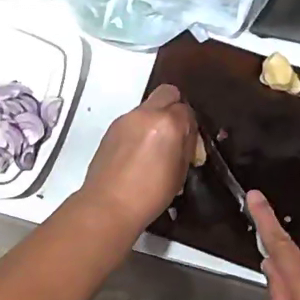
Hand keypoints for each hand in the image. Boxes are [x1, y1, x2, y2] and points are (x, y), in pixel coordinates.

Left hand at [80, 84, 197, 232]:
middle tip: (174, 133)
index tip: (188, 144)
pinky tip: (137, 153)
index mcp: (167, 123)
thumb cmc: (149, 195)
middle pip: (167, 94)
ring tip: (153, 148)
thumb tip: (185, 138)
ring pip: (147, 107)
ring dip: (154, 119)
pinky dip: (138, 129)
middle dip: (174, 108)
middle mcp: (145, 114)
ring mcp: (125, 120)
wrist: (108, 205)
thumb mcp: (180, 173)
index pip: (187, 111)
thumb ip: (185, 147)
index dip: (190, 128)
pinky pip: (131, 120)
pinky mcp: (110, 129)